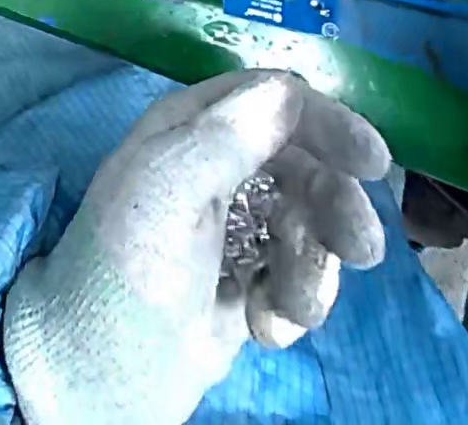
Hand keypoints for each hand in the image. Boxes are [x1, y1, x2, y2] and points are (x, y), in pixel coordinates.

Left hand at [3, 70, 389, 424]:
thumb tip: (290, 89)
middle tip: (358, 249)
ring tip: (279, 309)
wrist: (97, 378)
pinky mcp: (242, 275)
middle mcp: (213, 164)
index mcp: (191, 127)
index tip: (371, 160)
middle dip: (332, 205)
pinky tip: (259, 326)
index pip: (271, 98)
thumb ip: (229, 135)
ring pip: (307, 222)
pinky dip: (290, 300)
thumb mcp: (171, 188)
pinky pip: (294, 271)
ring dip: (309, 268)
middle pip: (302, 162)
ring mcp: (230, 222)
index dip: (324, 120)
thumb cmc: (130, 268)